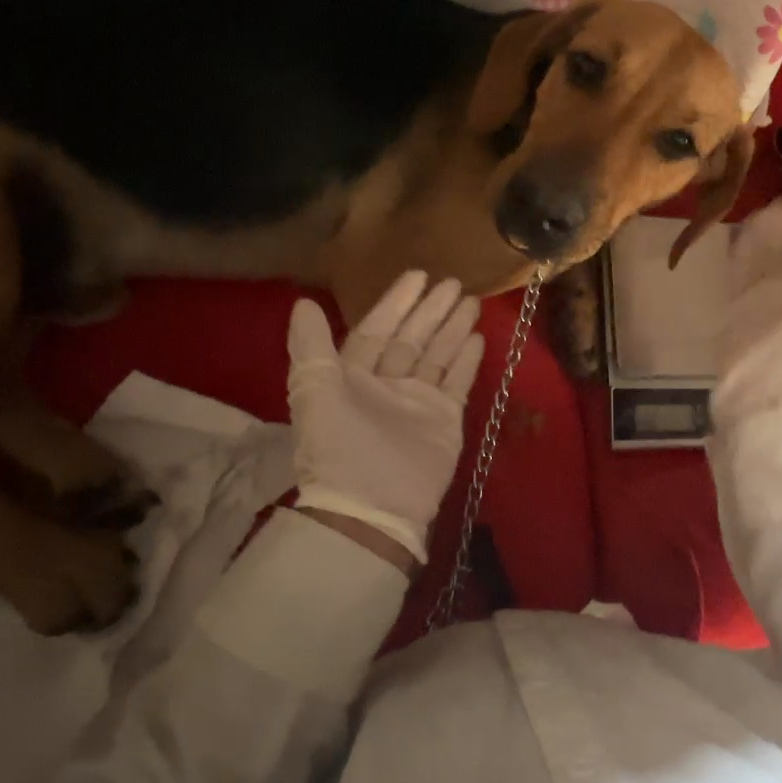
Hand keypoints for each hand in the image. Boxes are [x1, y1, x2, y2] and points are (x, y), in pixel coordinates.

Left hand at [285, 272, 483, 561]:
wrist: (373, 507)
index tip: (418, 275)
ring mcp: (418, 403)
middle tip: (454, 282)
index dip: (395, 303)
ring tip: (472, 300)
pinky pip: (457, 382)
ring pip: (437, 355)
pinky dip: (467, 360)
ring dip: (453, 328)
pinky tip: (478, 337)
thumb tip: (303, 302)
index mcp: (351, 379)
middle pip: (412, 339)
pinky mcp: (445, 420)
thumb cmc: (340, 448)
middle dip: (431, 311)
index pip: (376, 331)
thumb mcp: (316, 394)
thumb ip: (311, 347)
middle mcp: (386, 386)